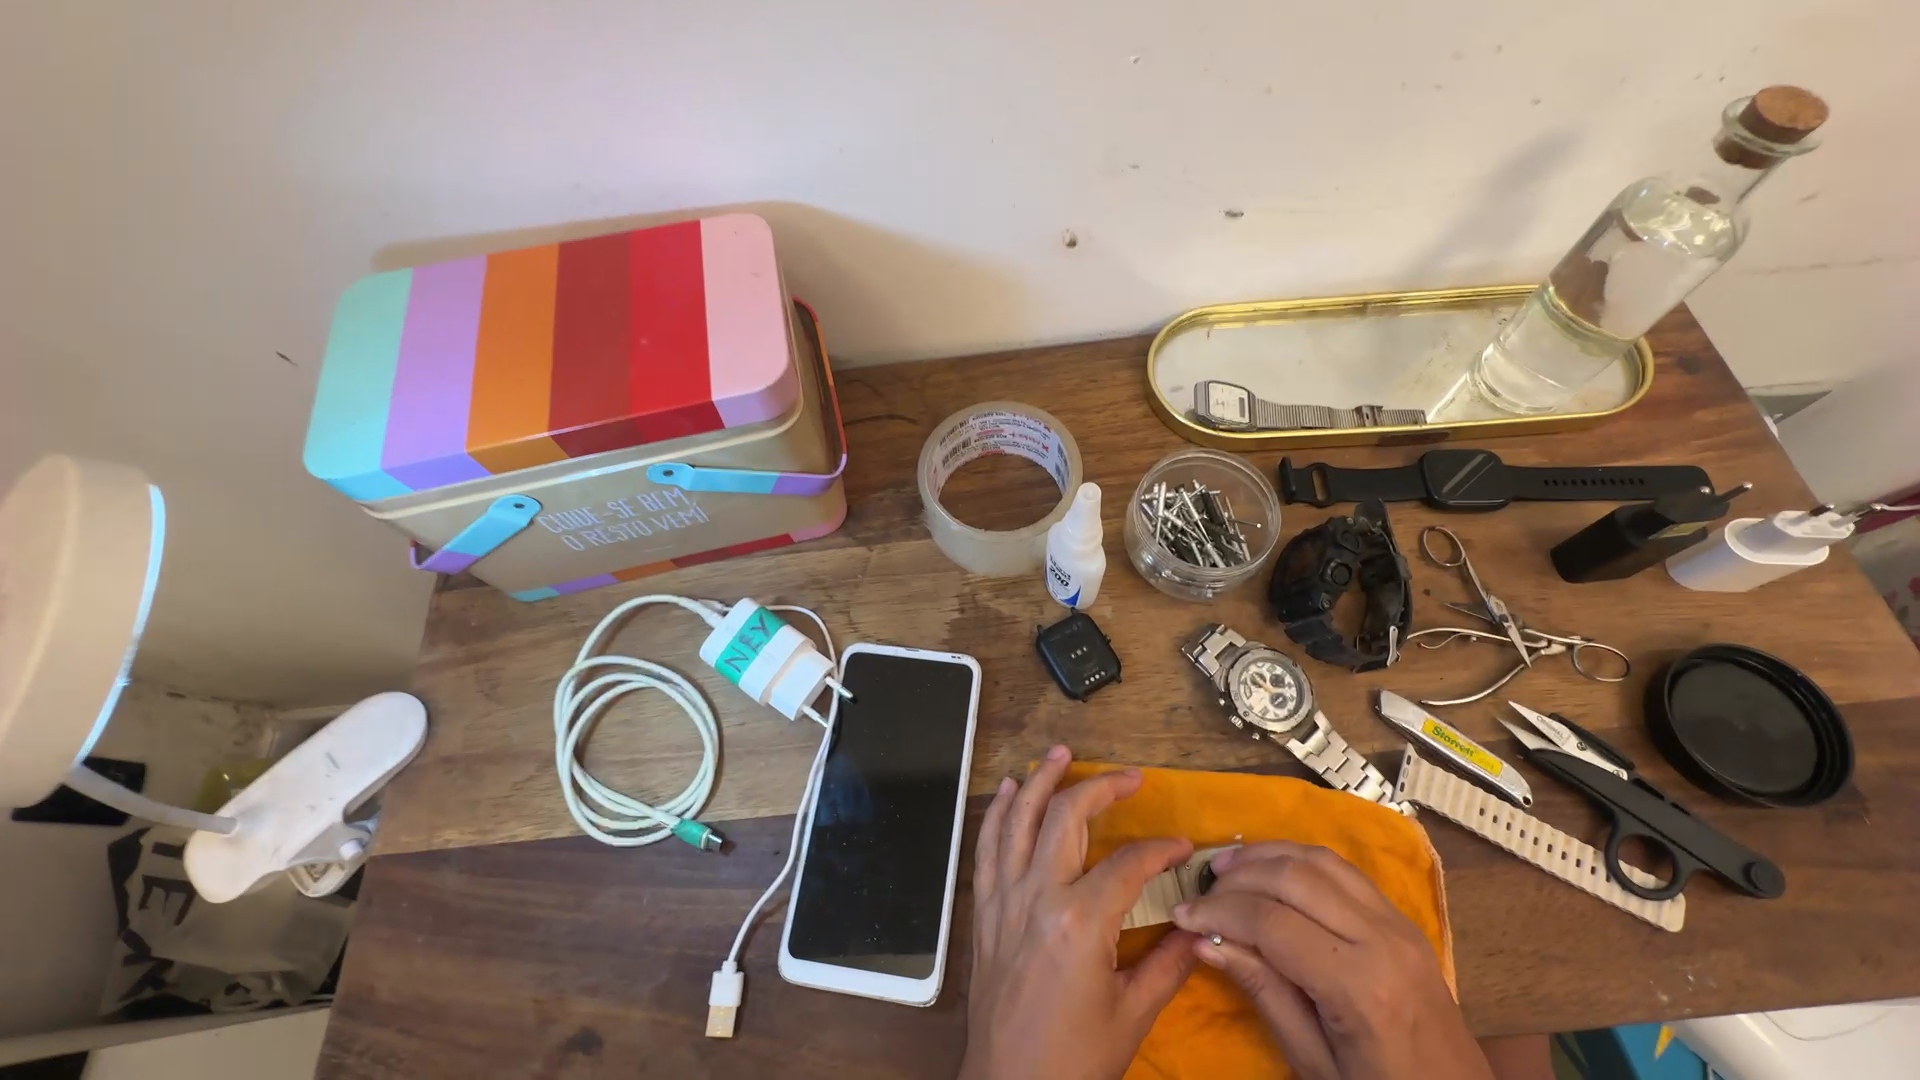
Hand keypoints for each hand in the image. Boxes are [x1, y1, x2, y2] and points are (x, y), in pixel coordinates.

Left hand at [960, 746, 1199, 1079]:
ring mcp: (1003, 898)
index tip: (1182, 849)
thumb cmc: (1072, 1058)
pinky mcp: (984, 909)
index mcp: (1079, 921)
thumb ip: (1169, 964)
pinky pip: (987, 847)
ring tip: (1060, 753)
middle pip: (1066, 818)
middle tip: (1128, 777)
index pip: (1129, 864)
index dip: (1161, 850)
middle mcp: (1037, 895)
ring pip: (1019, 819)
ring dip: (1041, 781)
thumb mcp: (1131, 1015)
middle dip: (1101, 789)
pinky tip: (1011, 791)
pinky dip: (999, 813)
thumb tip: (1203, 927)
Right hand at [1172, 842, 1491, 1079]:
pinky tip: (1271, 870)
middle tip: (1201, 889)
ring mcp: (1399, 924)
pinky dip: (1299, 859)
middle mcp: (1383, 941)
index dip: (1218, 912)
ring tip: (1227, 867)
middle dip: (1238, 876)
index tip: (1181, 914)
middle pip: (1293, 877)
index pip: (1271, 922)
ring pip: (1319, 860)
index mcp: (1360, 987)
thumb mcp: (1313, 1061)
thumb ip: (1262, 992)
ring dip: (1267, 855)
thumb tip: (1204, 941)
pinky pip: (1344, 870)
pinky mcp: (1404, 919)